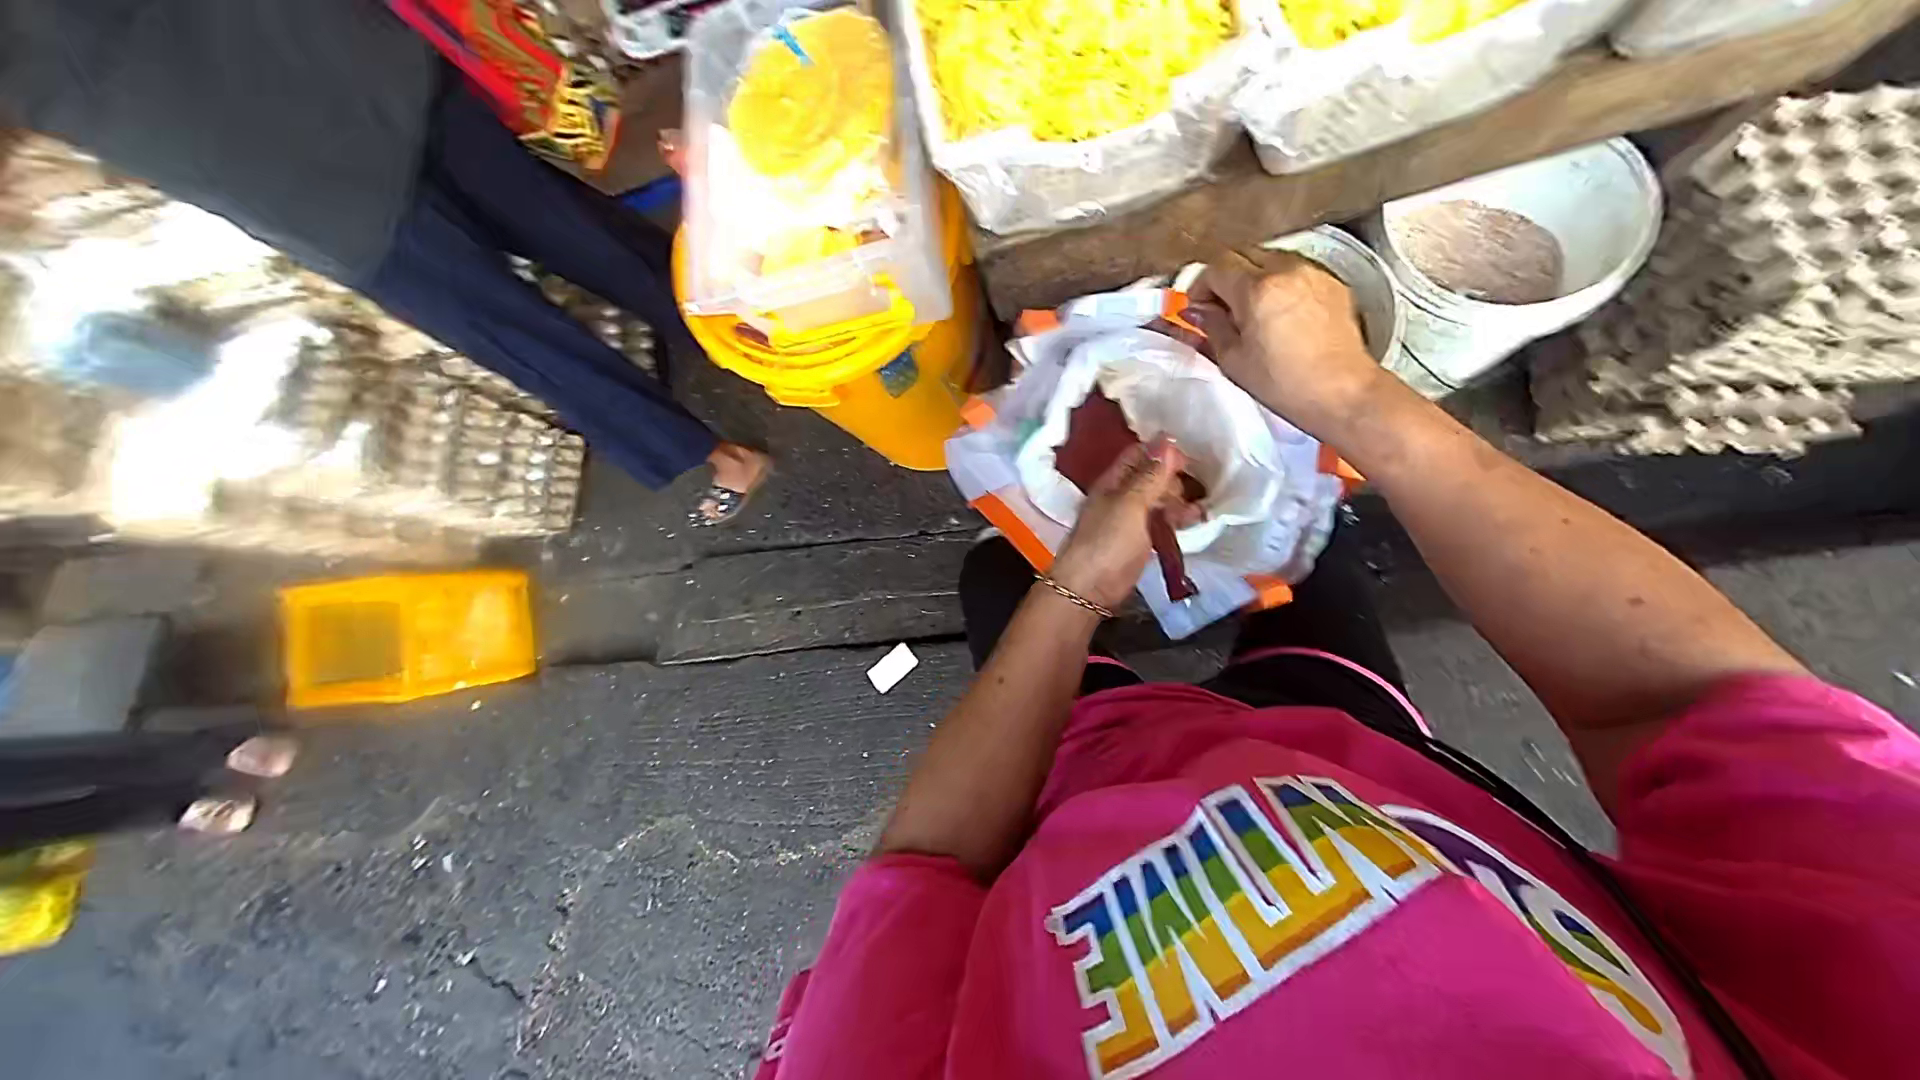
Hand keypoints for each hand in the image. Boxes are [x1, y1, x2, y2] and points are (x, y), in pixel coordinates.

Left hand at [1049, 436, 1203, 610]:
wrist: (1088, 589)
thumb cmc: (1107, 543)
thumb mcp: (1131, 505)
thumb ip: (1150, 476)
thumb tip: (1166, 441)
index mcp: (1113, 481)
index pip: (1139, 454)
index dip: (1163, 452)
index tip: (1188, 460)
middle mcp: (1122, 495)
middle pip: (1153, 476)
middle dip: (1174, 479)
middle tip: (1187, 494)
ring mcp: (1130, 518)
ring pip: (1159, 499)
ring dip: (1179, 501)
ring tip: (1196, 511)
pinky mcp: (1140, 540)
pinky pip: (1161, 521)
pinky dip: (1176, 519)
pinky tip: (1192, 521)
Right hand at [1185, 248, 1387, 438]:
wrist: (1341, 391)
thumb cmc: (1285, 383)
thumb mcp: (1233, 360)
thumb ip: (1212, 327)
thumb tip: (1198, 311)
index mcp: (1257, 289)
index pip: (1217, 268)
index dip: (1200, 287)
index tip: (1196, 306)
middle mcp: (1286, 271)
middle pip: (1243, 256)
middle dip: (1225, 279)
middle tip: (1218, 309)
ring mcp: (1312, 273)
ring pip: (1270, 260)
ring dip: (1252, 279)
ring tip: (1249, 313)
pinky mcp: (1331, 283)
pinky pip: (1295, 272)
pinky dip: (1279, 284)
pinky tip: (1277, 315)